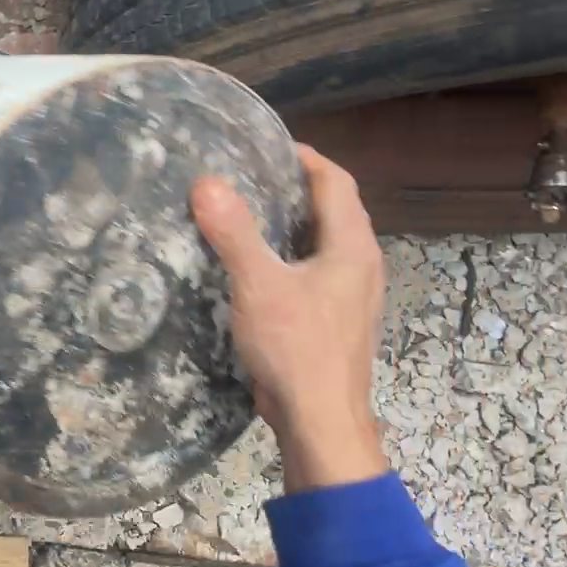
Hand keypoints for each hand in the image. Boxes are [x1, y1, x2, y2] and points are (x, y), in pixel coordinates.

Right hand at [190, 145, 388, 492]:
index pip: (336, 184)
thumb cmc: (296, 346)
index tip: (269, 147)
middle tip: (251, 181)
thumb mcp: (259, 285)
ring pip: (325, 247)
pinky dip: (290, 261)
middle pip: (335, 213)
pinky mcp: (334, 324)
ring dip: (294, 228)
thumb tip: (206, 182)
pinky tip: (258, 275)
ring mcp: (351, 299)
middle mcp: (361, 267)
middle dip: (298, 191)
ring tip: (250, 221)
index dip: (307, 159)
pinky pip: (315, 275)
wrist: (319, 418)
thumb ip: (234, 233)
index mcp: (352, 248)